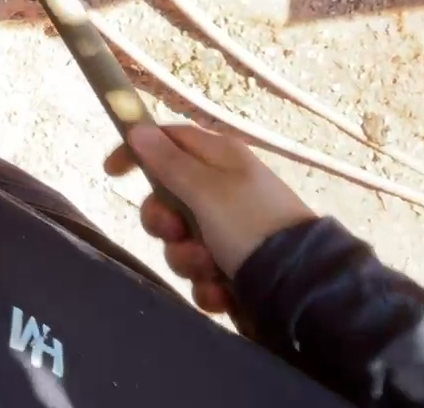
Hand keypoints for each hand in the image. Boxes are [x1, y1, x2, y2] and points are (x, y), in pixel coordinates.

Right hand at [104, 123, 315, 312]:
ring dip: (186, 257)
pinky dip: (207, 284)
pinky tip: (222, 292)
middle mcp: (223, 190)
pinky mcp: (237, 268)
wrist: (310, 294)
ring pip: (181, 238)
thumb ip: (166, 161)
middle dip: (163, 221)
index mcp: (220, 160)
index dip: (136, 151)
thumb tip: (136, 128)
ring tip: (209, 270)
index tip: (113, 173)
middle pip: (166, 196)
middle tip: (174, 232)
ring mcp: (231, 231)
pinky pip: (202, 271)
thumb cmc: (252, 226)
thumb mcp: (204, 189)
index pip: (167, 139)